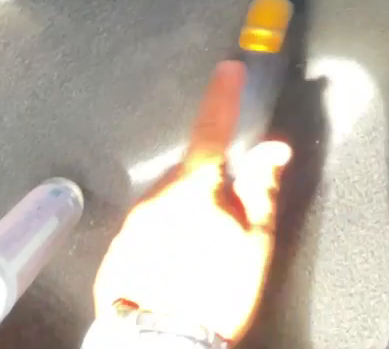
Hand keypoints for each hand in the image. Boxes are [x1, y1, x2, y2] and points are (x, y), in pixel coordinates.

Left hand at [93, 61, 291, 341]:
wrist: (160, 347)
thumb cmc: (216, 292)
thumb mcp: (254, 243)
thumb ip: (262, 188)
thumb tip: (274, 149)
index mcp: (195, 187)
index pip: (212, 129)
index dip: (222, 96)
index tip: (228, 68)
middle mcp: (156, 196)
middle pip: (188, 172)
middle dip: (205, 182)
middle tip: (224, 218)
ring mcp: (130, 225)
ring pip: (164, 201)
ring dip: (181, 211)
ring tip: (197, 252)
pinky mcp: (114, 254)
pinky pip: (144, 229)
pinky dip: (160, 235)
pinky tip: (172, 264)